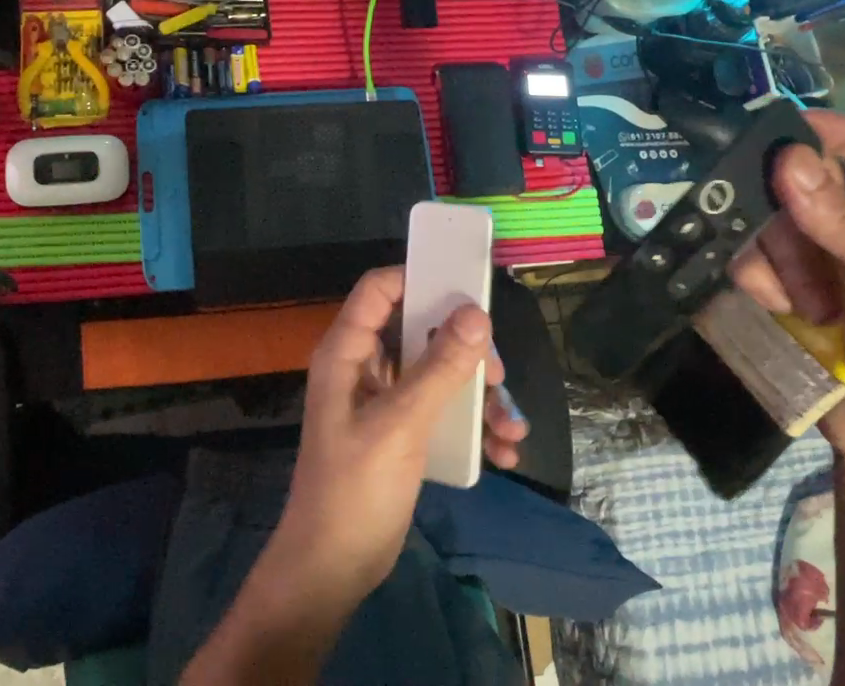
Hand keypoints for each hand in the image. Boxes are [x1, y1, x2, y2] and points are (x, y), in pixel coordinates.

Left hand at [273, 267, 528, 596]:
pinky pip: (442, 410)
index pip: (379, 289)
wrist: (335, 566)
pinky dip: (472, 426)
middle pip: (420, 329)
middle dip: (465, 349)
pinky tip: (502, 453)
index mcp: (347, 352)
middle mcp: (365, 367)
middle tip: (498, 376)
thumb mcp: (400, 425)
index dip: (420, 279)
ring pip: (438, 372)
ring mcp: (384, 401)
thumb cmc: (355, 488)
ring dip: (478, 395)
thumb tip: (476, 314)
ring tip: (510, 427)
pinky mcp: (401, 432)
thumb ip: (439, 368)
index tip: (468, 290)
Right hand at [729, 110, 844, 475]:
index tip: (787, 130)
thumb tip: (785, 158)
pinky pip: (753, 262)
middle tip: (795, 244)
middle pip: (811, 185)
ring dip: (782, 261)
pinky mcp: (789, 291)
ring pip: (773, 223)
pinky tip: (784, 312)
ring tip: (809, 305)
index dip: (840, 135)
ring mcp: (828, 262)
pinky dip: (761, 284)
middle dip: (797, 216)